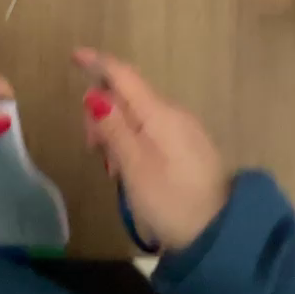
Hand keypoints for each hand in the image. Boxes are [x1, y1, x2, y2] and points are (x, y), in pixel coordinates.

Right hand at [76, 48, 229, 250]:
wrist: (221, 237)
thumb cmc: (170, 201)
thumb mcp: (134, 166)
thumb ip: (113, 128)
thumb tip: (95, 94)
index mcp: (158, 113)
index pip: (124, 76)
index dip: (97, 63)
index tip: (73, 56)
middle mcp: (173, 114)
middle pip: (127, 96)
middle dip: (103, 112)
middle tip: (94, 149)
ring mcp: (183, 131)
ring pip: (137, 116)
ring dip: (116, 132)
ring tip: (113, 170)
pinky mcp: (187, 149)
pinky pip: (150, 131)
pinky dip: (132, 142)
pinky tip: (128, 170)